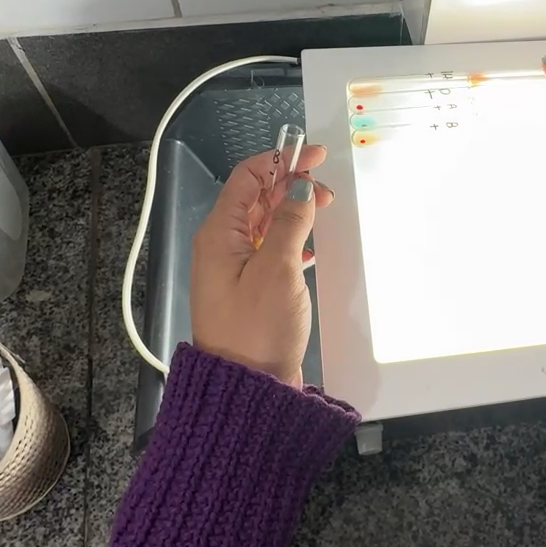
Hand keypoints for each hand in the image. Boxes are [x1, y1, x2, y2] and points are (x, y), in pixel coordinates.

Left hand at [189, 146, 334, 386]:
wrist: (246, 390)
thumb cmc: (258, 327)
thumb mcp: (277, 268)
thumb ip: (289, 222)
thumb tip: (299, 187)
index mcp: (220, 234)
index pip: (246, 178)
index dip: (281, 160)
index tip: (317, 156)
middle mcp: (222, 246)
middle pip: (256, 198)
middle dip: (290, 184)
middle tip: (325, 191)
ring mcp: (235, 269)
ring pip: (265, 222)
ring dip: (293, 210)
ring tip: (323, 211)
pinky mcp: (250, 289)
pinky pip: (270, 248)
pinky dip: (291, 238)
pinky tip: (311, 245)